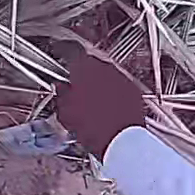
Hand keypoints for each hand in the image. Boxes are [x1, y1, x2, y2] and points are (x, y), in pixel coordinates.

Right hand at [54, 44, 147, 158]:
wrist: (123, 143)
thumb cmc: (93, 129)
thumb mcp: (66, 113)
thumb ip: (61, 94)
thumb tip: (61, 88)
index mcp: (85, 70)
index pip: (71, 51)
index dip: (64, 53)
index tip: (61, 57)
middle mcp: (105, 69)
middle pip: (90, 62)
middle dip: (82, 72)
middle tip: (74, 85)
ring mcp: (121, 79)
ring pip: (106, 73)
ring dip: (98, 81)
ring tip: (91, 99)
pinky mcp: (133, 91)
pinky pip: (119, 85)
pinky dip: (112, 91)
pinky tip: (107, 105)